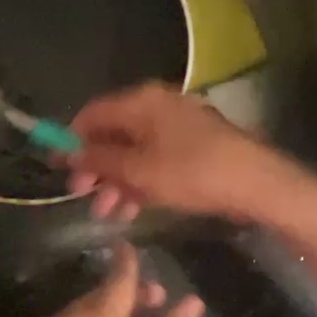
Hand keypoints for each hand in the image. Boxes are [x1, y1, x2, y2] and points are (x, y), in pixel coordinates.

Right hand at [66, 82, 269, 219]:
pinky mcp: (195, 144)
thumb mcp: (138, 171)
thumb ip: (98, 160)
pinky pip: (155, 158)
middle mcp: (158, 105)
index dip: (70, 140)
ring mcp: (179, 124)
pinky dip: (141, 180)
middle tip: (83, 197)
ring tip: (109, 214)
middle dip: (95, 167)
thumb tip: (68, 154)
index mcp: (142, 102)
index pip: (92, 114)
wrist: (258, 185)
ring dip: (116, 181)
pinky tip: (134, 208)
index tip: (57, 168)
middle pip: (113, 132)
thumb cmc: (192, 172)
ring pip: (134, 150)